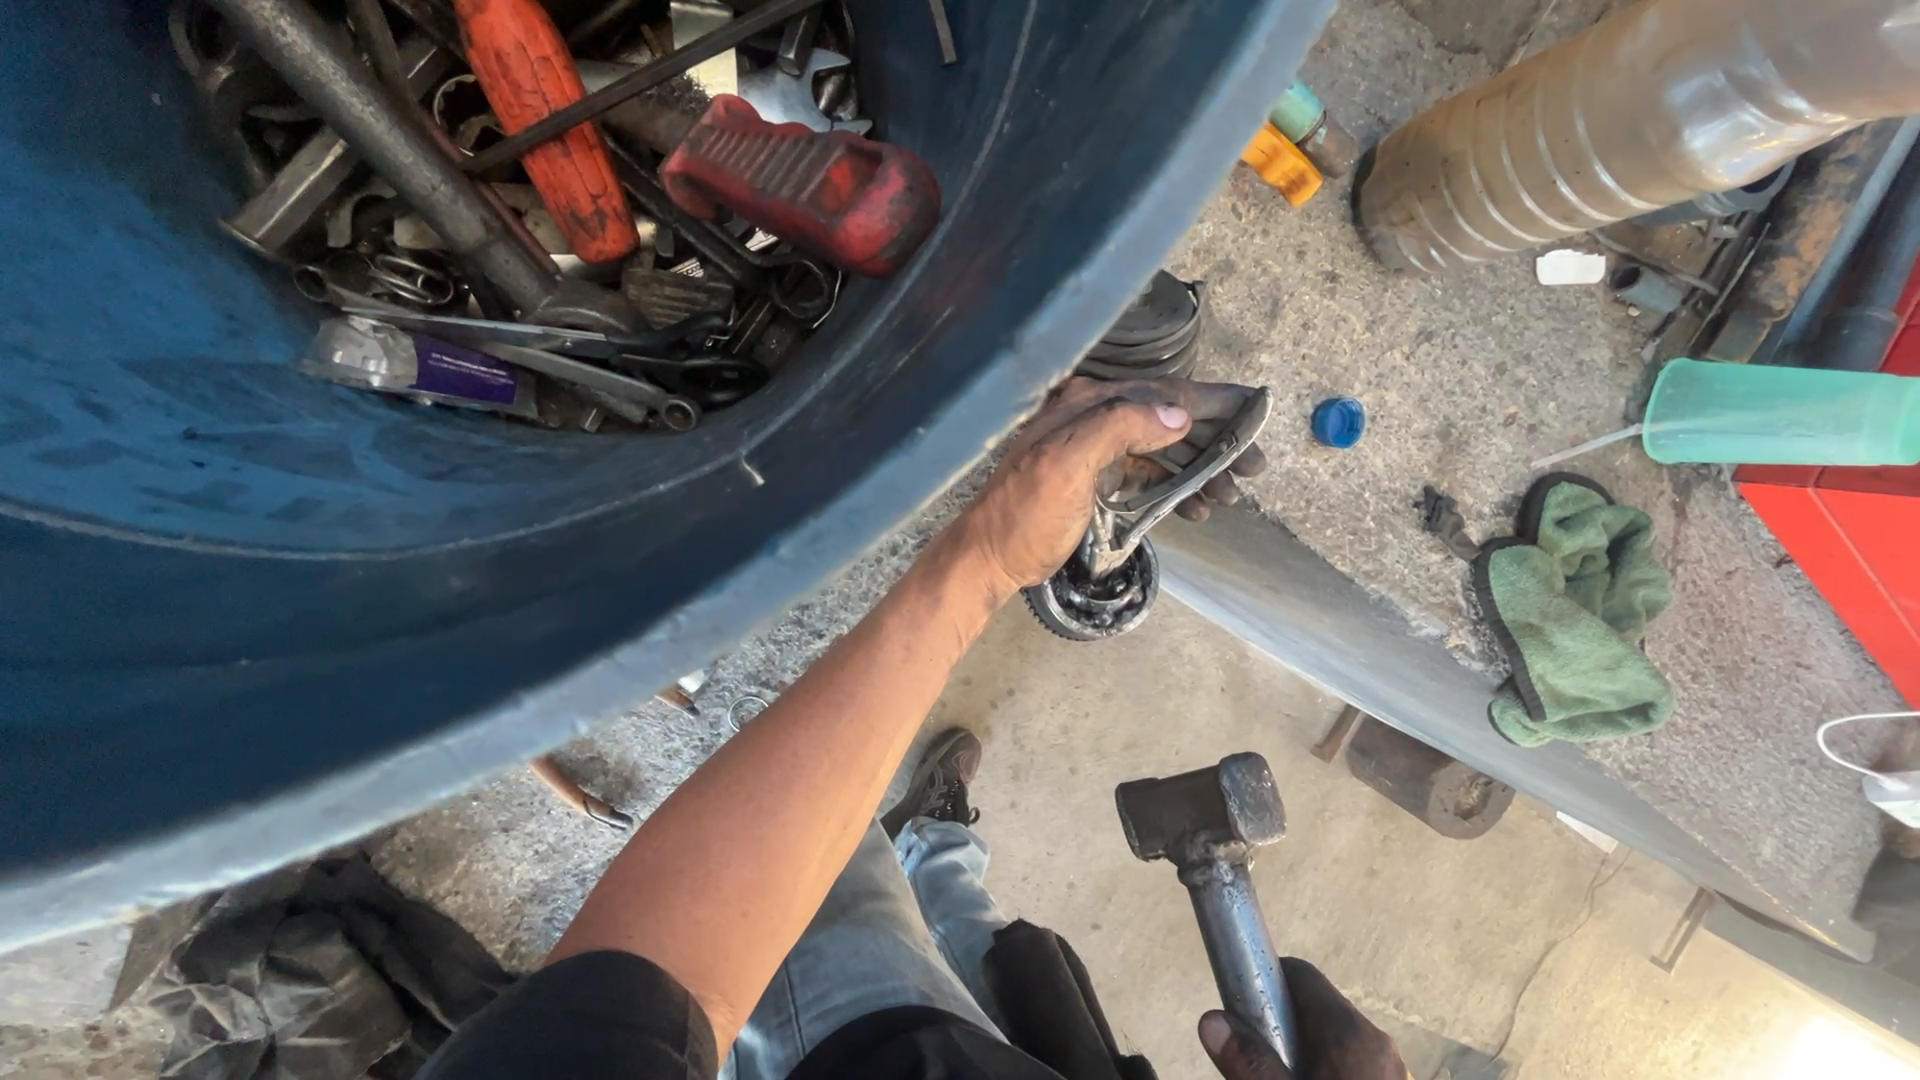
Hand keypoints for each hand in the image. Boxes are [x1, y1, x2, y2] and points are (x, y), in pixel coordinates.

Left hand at [954, 377, 1269, 590]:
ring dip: (1200, 470)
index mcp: (1086, 404)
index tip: (1255, 410)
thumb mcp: (1066, 464)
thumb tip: (1176, 415)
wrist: (990, 557)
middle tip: (1253, 468)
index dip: (1212, 402)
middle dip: (1215, 442)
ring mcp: (1095, 450)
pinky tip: (1197, 507)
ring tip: (1232, 495)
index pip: (1161, 394)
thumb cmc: (1024, 513)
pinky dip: (1175, 488)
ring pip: (1162, 450)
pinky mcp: (1095, 480)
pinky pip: (1146, 476)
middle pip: (1168, 420)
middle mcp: (1093, 418)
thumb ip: (1118, 428)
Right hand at [1199, 958, 1407, 1079]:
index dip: (1264, 986)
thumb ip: (1249, 1066)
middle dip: (1279, 1031)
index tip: (1242, 1019)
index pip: (1299, 974)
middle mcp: (1377, 1043)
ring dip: (1301, 1061)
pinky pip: (1351, 1073)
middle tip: (1258, 1073)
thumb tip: (1211, 1019)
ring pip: (1331, 1045)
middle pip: (1312, 1011)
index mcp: (1350, 1033)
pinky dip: (1327, 1079)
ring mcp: (1393, 1075)